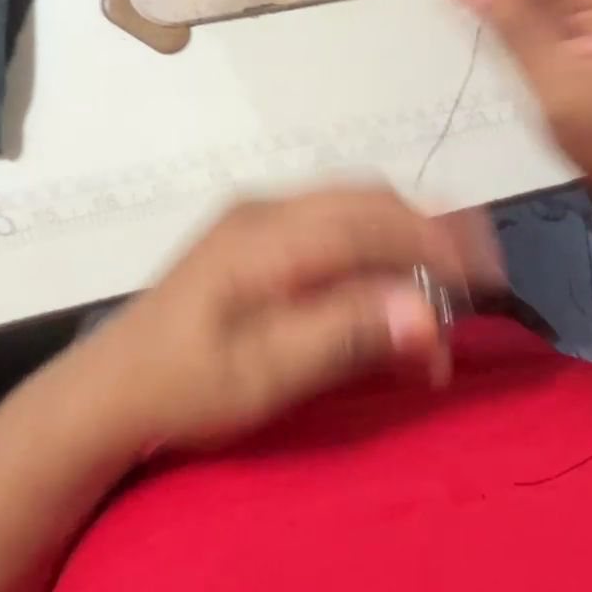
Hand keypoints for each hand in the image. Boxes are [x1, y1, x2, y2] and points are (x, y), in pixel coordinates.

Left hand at [67, 188, 505, 452]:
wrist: (107, 389)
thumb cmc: (182, 388)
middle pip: (369, 201)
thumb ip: (344, 335)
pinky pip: (334, 219)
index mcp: (266, 235)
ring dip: (403, 237)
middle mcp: (266, 208)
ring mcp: (258, 215)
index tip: (484, 274)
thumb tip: (425, 311)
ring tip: (438, 283)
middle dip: (428, 234)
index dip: (435, 241)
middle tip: (471, 282)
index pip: (371, 221)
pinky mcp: (256, 232)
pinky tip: (388, 276)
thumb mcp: (264, 374)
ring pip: (354, 205)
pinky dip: (375, 241)